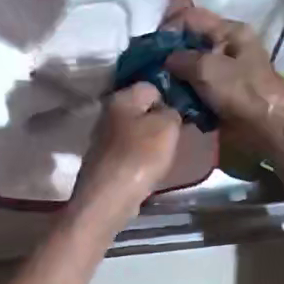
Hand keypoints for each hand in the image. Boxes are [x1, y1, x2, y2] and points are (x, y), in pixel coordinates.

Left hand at [70, 82, 180, 225]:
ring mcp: (102, 138)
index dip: (169, 99)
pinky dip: (138, 159)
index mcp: (121, 97)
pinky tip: (146, 171)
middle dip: (158, 121)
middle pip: (141, 110)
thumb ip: (172, 111)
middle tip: (174, 138)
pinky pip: (128, 152)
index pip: (152, 86)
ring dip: (149, 142)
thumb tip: (168, 111)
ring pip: (135, 132)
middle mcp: (107, 113)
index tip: (181, 117)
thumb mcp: (168, 126)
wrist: (109, 198)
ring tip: (162, 157)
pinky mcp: (103, 161)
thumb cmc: (140, 156)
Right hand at [164, 5, 283, 159]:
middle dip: (169, 56)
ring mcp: (226, 72)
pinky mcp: (224, 94)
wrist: (269, 128)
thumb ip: (180, 58)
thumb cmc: (241, 92)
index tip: (149, 47)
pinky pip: (198, 89)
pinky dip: (186, 95)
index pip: (191, 17)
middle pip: (190, 44)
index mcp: (230, 31)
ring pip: (192, 69)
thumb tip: (164, 60)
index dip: (168, 28)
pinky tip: (173, 103)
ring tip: (158, 89)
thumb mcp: (207, 68)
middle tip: (148, 70)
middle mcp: (228, 46)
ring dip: (176, 79)